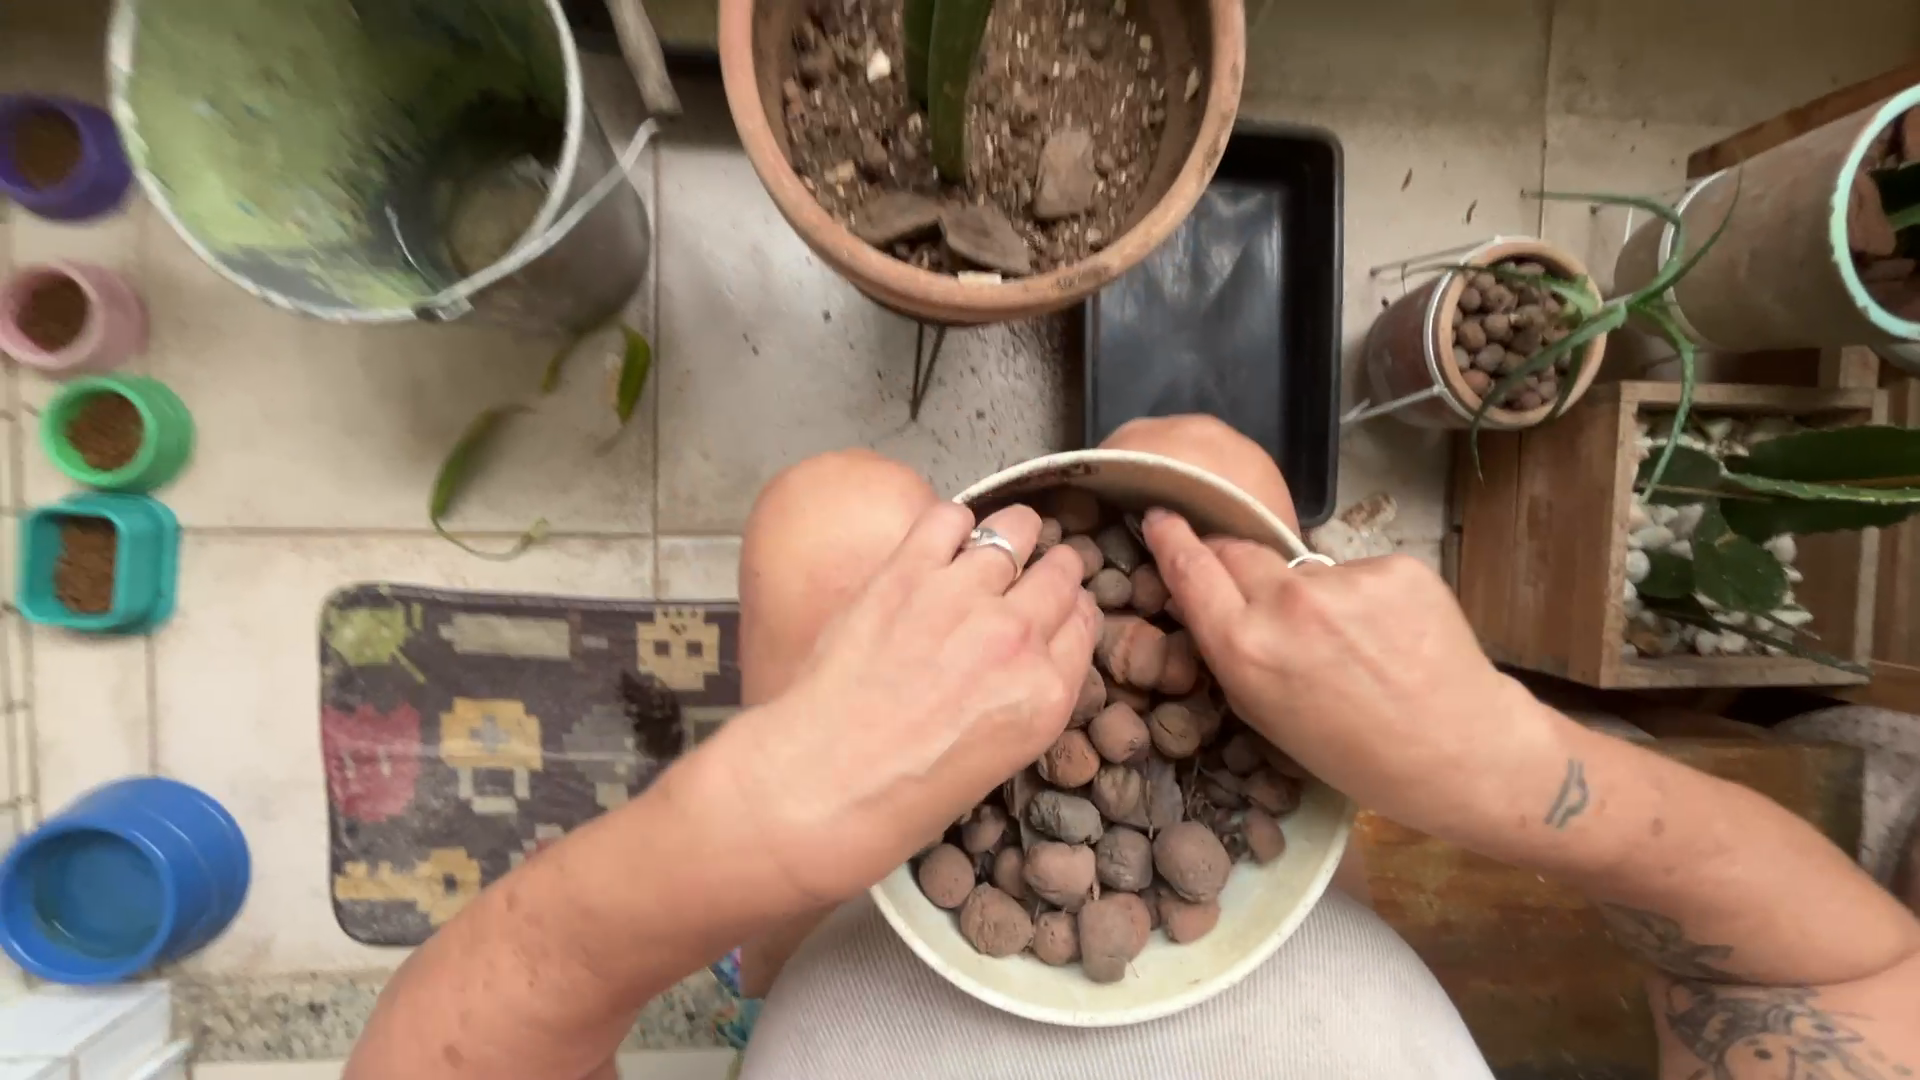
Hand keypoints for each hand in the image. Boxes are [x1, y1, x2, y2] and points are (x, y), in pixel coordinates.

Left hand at [706, 501, 1099, 906]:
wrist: (821, 785)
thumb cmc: (904, 792)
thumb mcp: (1000, 756)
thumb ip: (1028, 693)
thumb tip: (1030, 646)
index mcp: (1047, 692)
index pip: (1084, 620)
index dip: (1072, 606)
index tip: (1059, 603)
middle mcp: (1017, 637)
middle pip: (1062, 572)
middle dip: (1056, 566)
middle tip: (1037, 568)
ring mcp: (962, 596)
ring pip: (1017, 530)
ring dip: (1016, 533)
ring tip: (1001, 541)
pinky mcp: (908, 572)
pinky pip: (950, 516)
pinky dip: (955, 522)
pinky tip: (947, 539)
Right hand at [1139, 508, 1555, 829]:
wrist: (1461, 754)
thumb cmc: (1347, 750)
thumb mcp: (1261, 710)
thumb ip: (1226, 647)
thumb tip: (1201, 596)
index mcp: (1244, 646)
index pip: (1190, 567)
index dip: (1170, 537)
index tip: (1161, 515)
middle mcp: (1286, 603)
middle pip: (1237, 550)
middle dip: (1234, 564)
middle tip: (1259, 598)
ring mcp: (1343, 580)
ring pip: (1298, 566)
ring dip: (1305, 590)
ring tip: (1344, 637)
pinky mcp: (1395, 566)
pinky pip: (1352, 570)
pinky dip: (1358, 594)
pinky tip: (1383, 630)